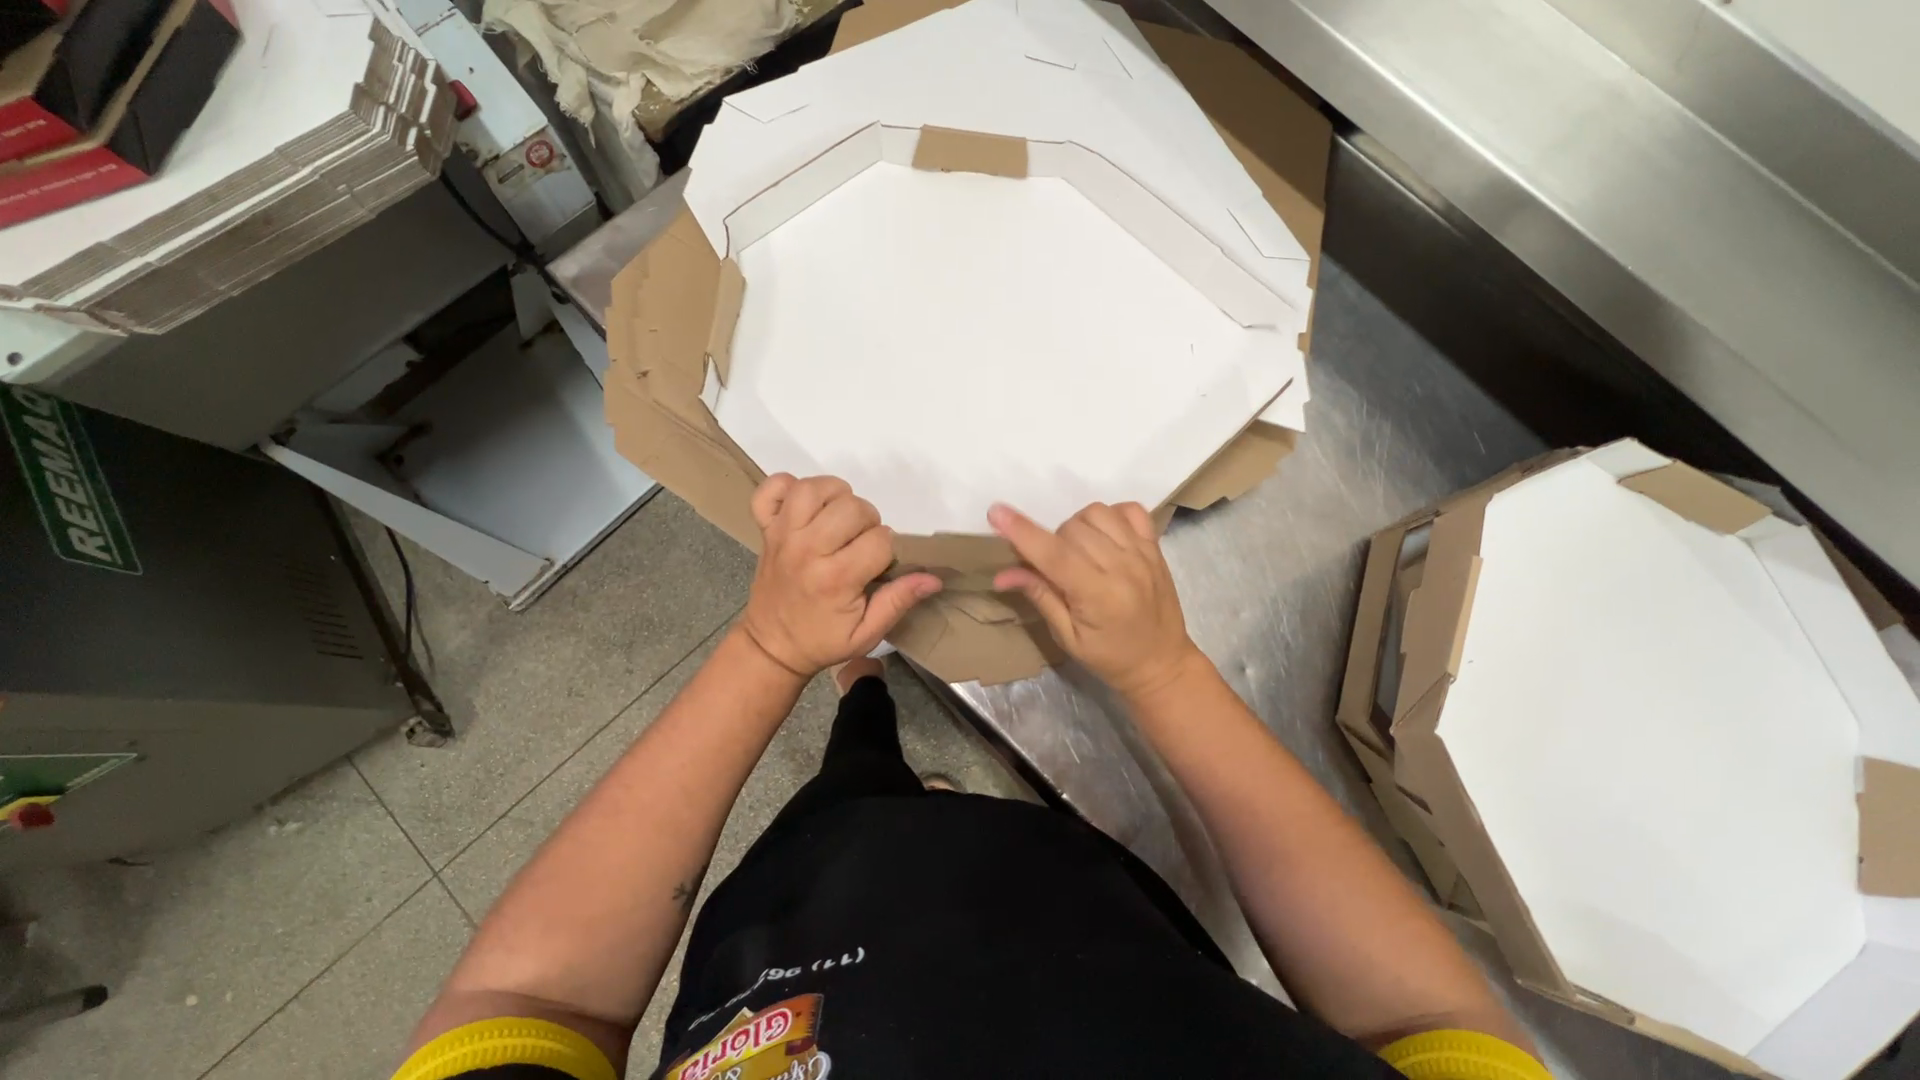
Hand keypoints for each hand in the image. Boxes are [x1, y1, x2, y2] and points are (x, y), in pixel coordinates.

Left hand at [738, 474, 942, 678]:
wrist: (771, 645)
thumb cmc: (822, 640)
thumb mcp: (867, 634)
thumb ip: (898, 602)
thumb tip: (933, 578)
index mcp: (835, 579)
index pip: (879, 539)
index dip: (887, 548)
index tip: (878, 565)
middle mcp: (807, 549)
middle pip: (851, 506)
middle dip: (867, 521)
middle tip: (861, 544)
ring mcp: (782, 535)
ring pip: (814, 488)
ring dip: (836, 496)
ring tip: (839, 518)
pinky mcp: (766, 528)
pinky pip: (773, 488)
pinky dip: (788, 486)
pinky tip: (805, 506)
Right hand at [989, 502, 1205, 700]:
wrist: (1162, 663)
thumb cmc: (1110, 657)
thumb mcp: (1068, 637)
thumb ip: (1040, 597)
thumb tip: (1003, 573)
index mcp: (1098, 596)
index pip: (1054, 555)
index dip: (1023, 532)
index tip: (996, 513)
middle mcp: (1123, 567)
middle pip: (1071, 529)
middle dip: (1052, 542)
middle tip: (1056, 569)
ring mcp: (1142, 553)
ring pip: (1097, 512)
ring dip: (1077, 526)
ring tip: (1079, 552)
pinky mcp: (1155, 547)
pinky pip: (1130, 509)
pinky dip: (1111, 515)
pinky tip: (1104, 537)